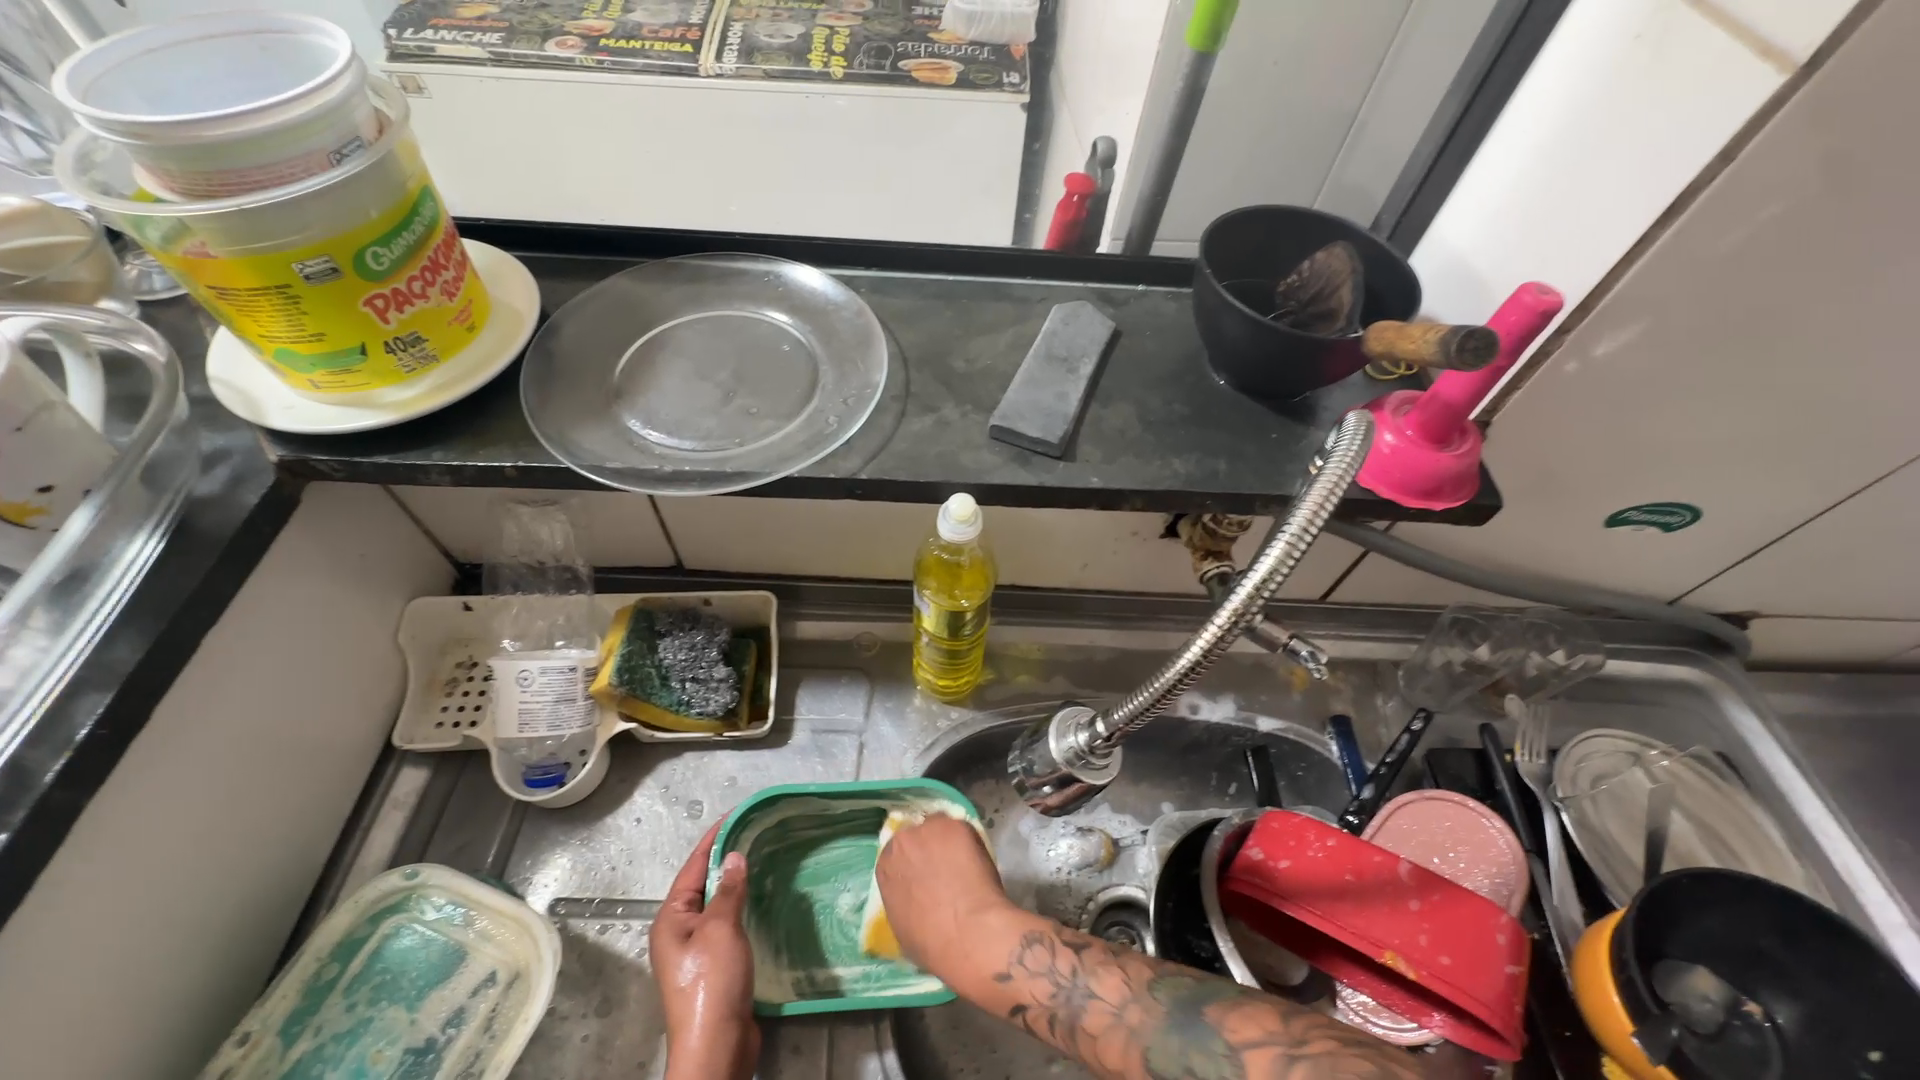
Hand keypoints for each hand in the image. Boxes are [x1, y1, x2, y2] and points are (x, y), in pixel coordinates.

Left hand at [650, 823, 759, 1079]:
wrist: (717, 1044)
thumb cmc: (712, 982)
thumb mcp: (720, 929)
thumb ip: (727, 891)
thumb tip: (733, 856)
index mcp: (670, 919)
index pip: (692, 867)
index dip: (714, 839)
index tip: (737, 816)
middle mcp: (678, 931)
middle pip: (702, 885)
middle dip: (726, 859)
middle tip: (755, 835)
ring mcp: (696, 951)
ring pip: (717, 906)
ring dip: (736, 885)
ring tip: (762, 861)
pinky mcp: (715, 967)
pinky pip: (728, 925)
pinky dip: (743, 908)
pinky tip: (763, 902)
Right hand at [875, 814, 1013, 972]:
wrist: (967, 932)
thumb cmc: (931, 942)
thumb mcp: (902, 927)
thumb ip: (903, 901)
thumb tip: (915, 900)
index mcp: (885, 867)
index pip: (898, 856)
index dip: (914, 865)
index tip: (927, 875)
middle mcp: (902, 842)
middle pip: (917, 837)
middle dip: (929, 849)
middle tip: (947, 867)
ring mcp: (931, 830)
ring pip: (941, 828)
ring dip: (949, 842)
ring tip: (966, 864)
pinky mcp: (958, 826)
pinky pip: (963, 830)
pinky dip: (971, 842)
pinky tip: (979, 862)